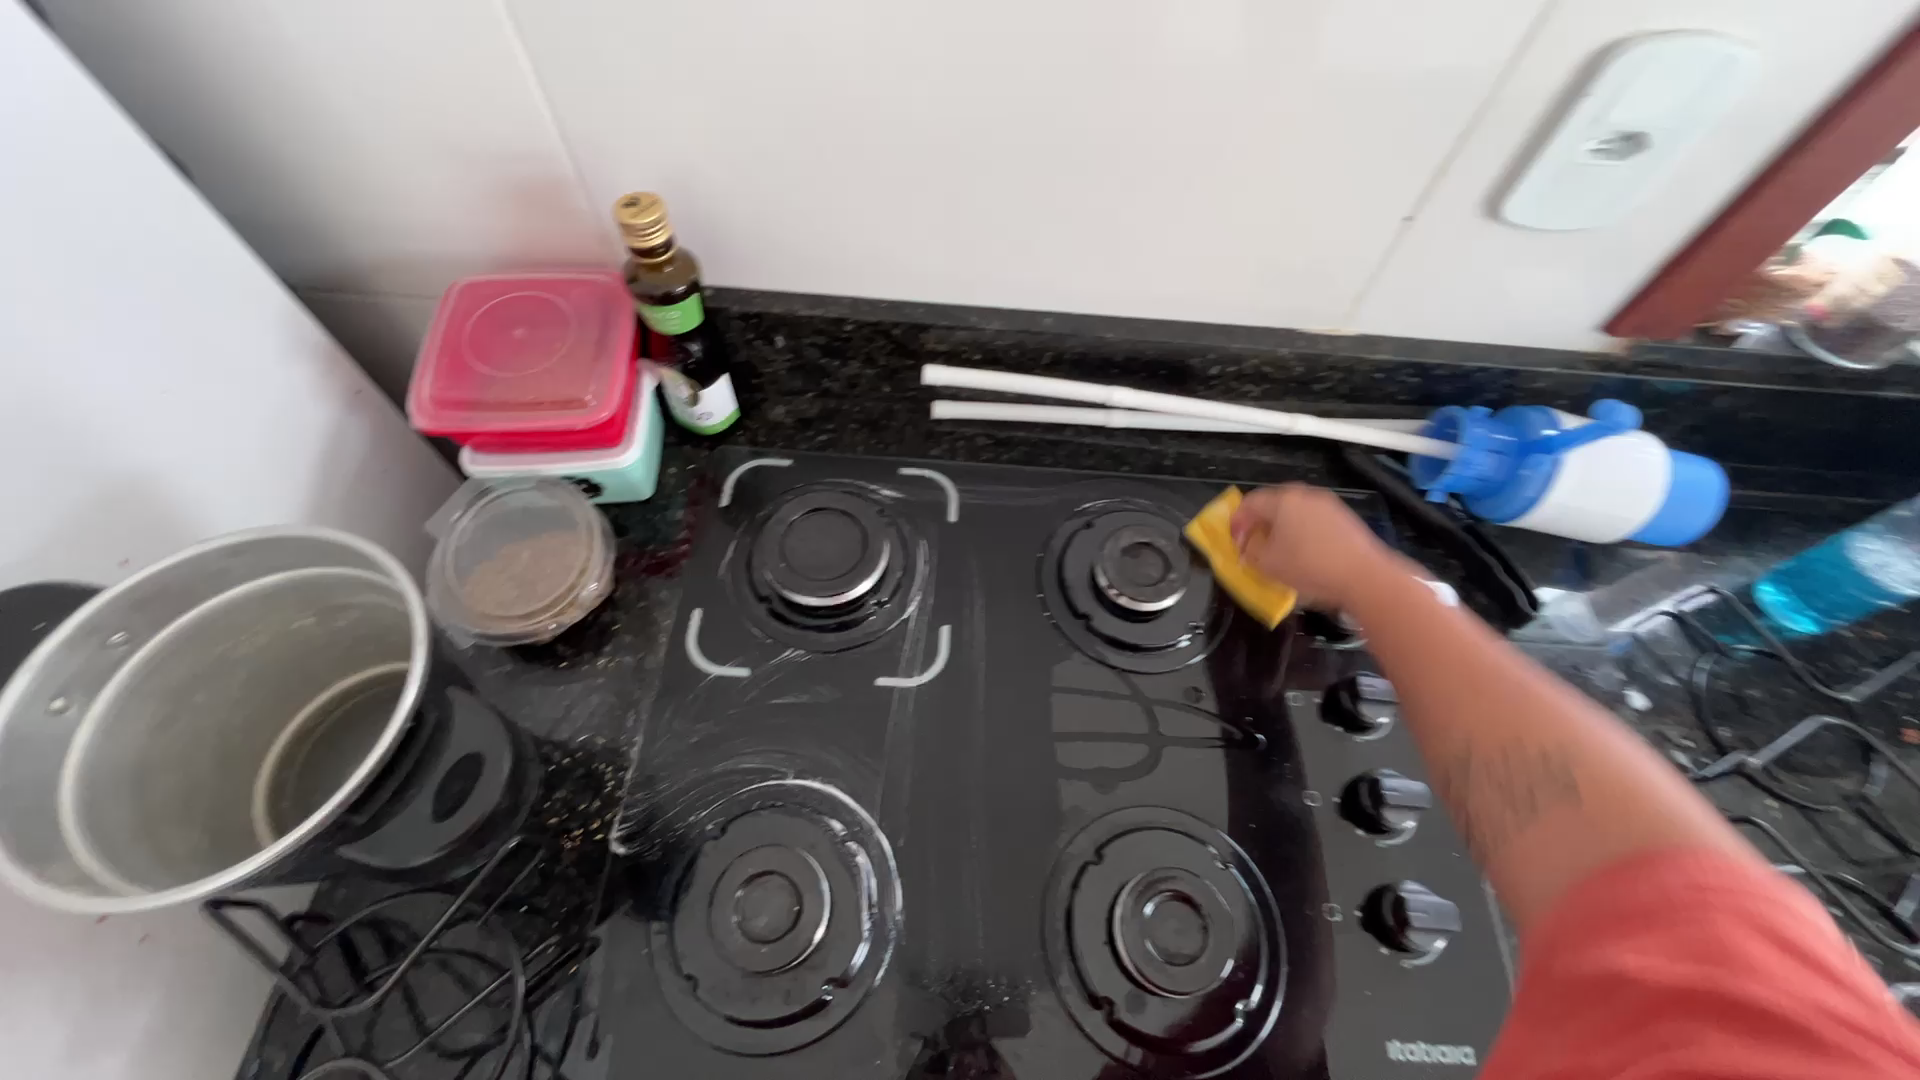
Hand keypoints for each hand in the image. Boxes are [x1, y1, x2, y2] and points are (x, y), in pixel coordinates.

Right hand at [1229, 484, 1401, 611]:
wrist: (1364, 577)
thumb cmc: (1308, 567)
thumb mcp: (1266, 564)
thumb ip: (1249, 551)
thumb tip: (1248, 546)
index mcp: (1282, 500)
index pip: (1249, 502)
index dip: (1237, 522)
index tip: (1235, 542)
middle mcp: (1304, 494)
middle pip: (1272, 504)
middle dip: (1259, 523)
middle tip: (1254, 544)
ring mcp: (1327, 504)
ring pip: (1294, 511)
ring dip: (1282, 528)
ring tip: (1279, 551)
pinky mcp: (1344, 517)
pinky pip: (1313, 519)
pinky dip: (1302, 531)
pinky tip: (1304, 553)